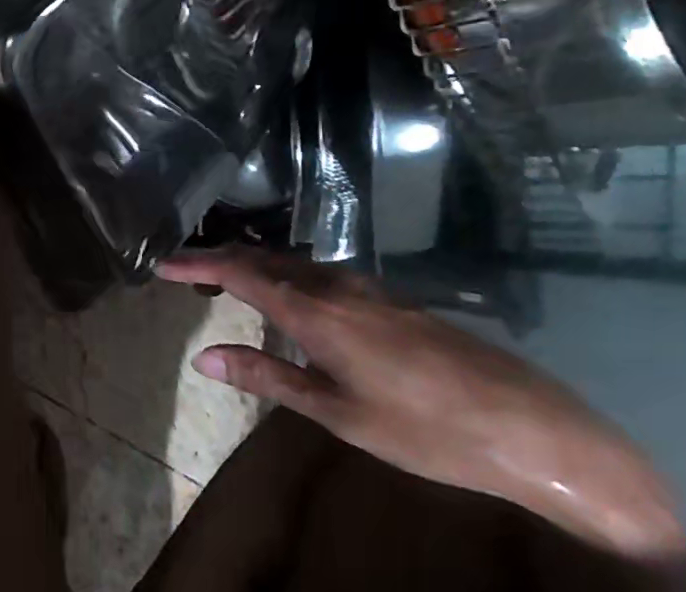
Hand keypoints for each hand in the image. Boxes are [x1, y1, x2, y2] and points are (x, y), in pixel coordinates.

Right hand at [157, 246, 685, 566]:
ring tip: (222, 279)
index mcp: (317, 310)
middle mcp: (337, 284)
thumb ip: (268, 377)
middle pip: (264, 257)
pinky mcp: (387, 296)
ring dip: (253, 265)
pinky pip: (320, 273)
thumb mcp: (337, 412)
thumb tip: (203, 357)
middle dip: (219, 258)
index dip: (197, 263)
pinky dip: (285, 276)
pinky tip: (285, 297)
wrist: (524, 422)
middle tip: (183, 269)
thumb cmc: (423, 428)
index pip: (241, 271)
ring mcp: (367, 286)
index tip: (161, 261)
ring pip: (293, 263)